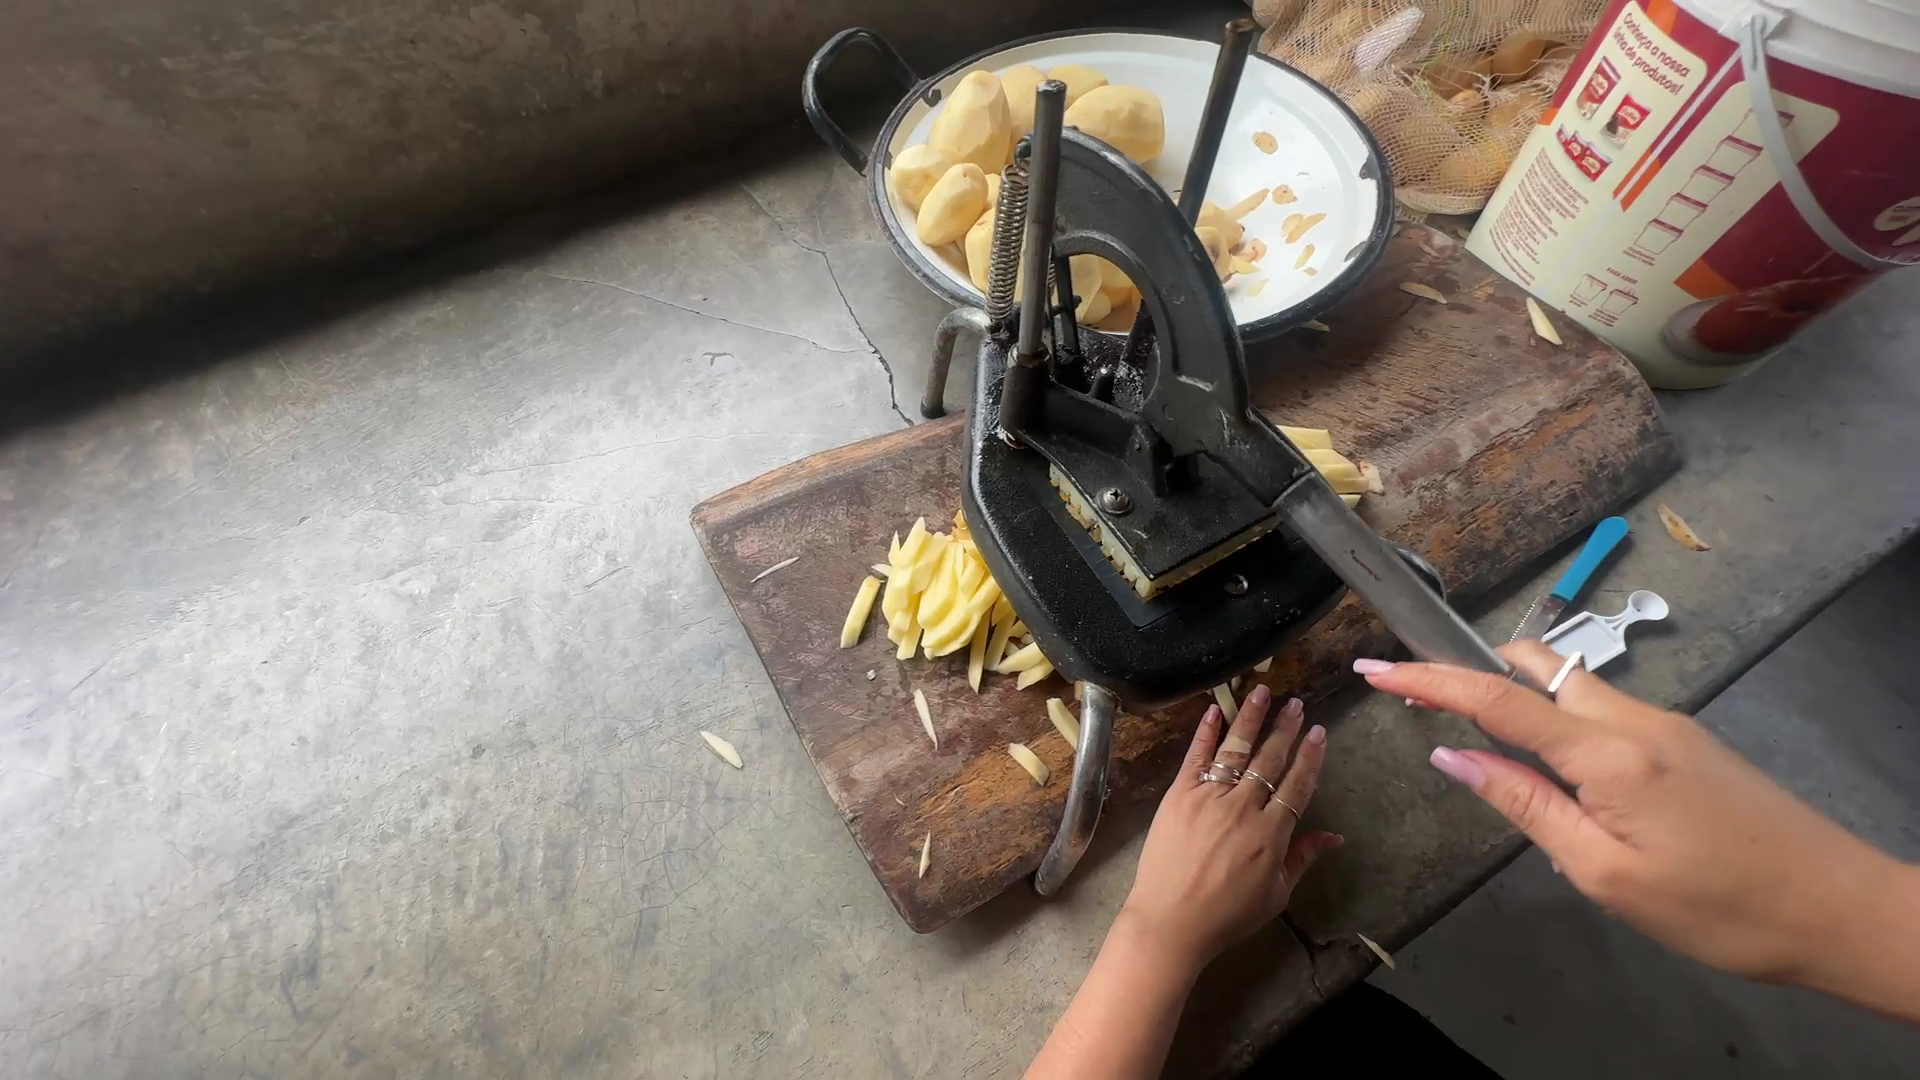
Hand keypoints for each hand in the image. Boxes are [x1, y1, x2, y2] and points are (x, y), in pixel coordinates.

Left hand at [1119, 685, 1343, 968]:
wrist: (1171, 919)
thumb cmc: (1228, 914)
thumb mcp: (1276, 893)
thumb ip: (1303, 858)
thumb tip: (1335, 836)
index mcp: (1272, 833)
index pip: (1297, 785)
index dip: (1310, 757)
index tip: (1319, 732)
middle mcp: (1243, 807)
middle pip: (1270, 759)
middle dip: (1286, 728)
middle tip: (1297, 703)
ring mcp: (1209, 796)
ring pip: (1235, 749)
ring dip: (1250, 718)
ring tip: (1262, 692)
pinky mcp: (1179, 793)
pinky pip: (1195, 756)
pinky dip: (1206, 732)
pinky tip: (1215, 710)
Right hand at [1356, 642, 1919, 1010]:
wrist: (1861, 918)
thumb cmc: (1723, 910)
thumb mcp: (1606, 872)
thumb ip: (1523, 804)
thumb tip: (1452, 757)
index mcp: (1606, 752)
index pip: (1493, 697)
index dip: (1425, 679)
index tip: (1373, 669)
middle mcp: (1630, 718)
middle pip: (1529, 665)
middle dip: (1464, 669)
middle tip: (1416, 696)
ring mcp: (1661, 721)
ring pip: (1563, 681)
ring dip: (1507, 691)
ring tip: (1473, 732)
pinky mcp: (1681, 737)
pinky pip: (1593, 706)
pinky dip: (1548, 714)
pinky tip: (1550, 764)